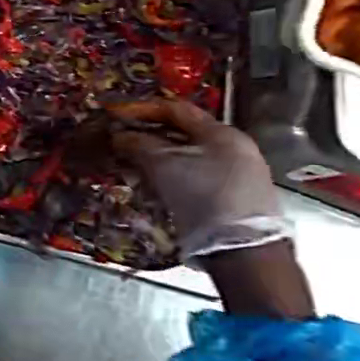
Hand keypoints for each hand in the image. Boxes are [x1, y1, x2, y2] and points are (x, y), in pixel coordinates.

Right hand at [109, 99, 290, 258]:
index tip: (115, 114)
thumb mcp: (162, 164)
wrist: (244, 252)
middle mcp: (236, 148)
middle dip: (149, 133)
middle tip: (122, 138)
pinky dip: (174, 172)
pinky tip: (157, 183)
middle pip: (184, 132)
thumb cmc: (202, 196)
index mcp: (222, 133)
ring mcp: (241, 172)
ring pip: (190, 154)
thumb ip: (138, 143)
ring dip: (159, 155)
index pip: (176, 109)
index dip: (141, 109)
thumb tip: (120, 136)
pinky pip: (198, 173)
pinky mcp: (238, 195)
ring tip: (133, 162)